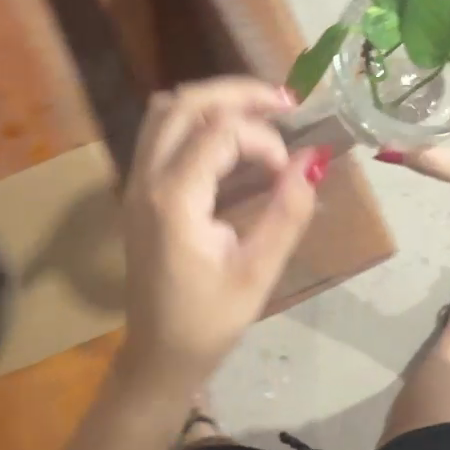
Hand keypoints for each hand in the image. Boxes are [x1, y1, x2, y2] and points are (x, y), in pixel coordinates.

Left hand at [122, 78, 329, 387]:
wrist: (158, 356)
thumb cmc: (209, 322)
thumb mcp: (258, 273)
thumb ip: (287, 212)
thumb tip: (313, 160)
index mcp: (173, 200)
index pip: (219, 132)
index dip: (263, 138)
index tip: (288, 169)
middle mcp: (146, 180)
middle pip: (185, 103)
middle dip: (237, 93)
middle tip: (285, 103)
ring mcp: (136, 183)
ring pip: (166, 112)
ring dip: (213, 102)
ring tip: (261, 115)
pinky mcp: (139, 191)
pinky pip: (160, 133)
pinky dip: (196, 122)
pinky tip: (232, 140)